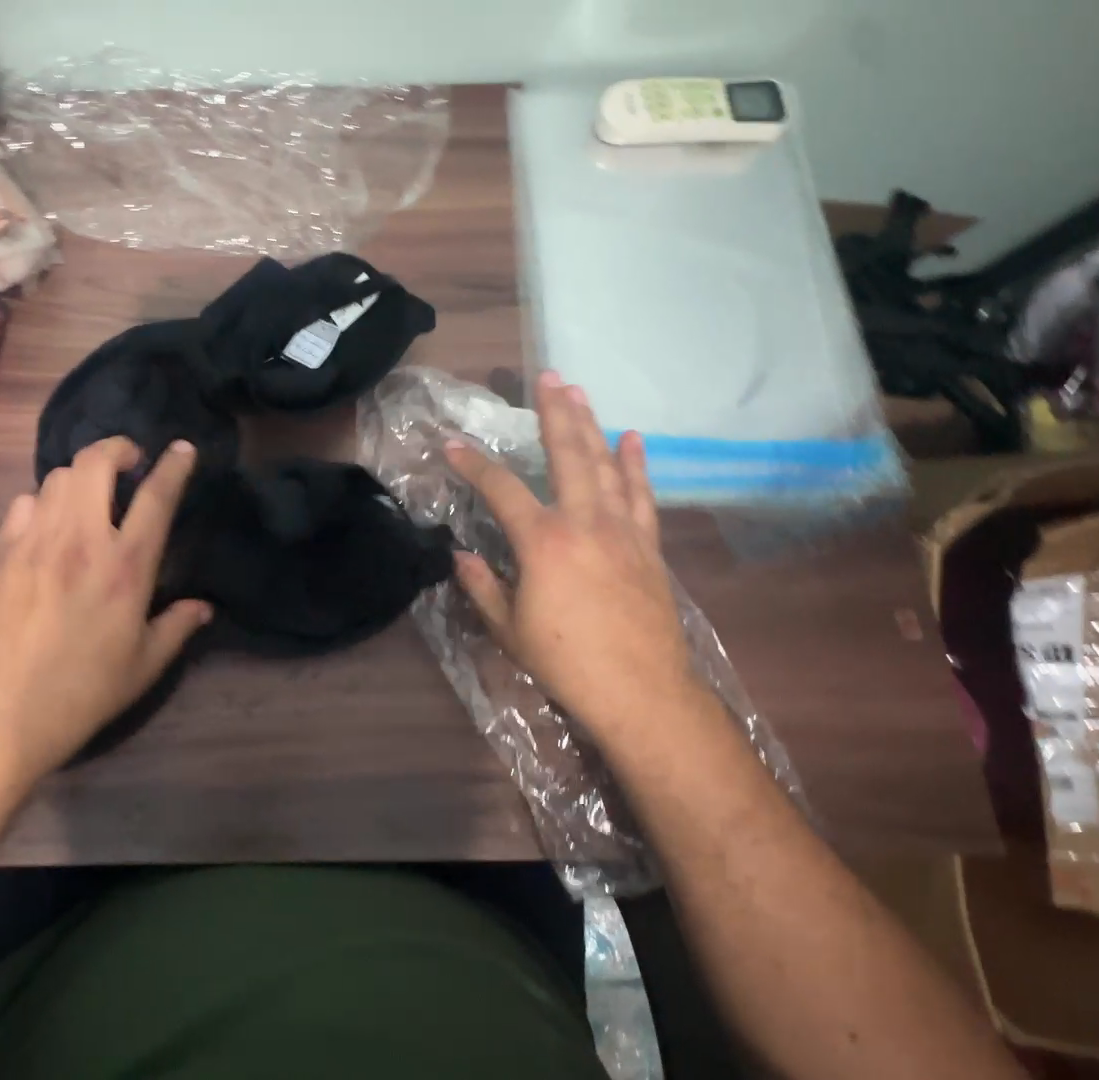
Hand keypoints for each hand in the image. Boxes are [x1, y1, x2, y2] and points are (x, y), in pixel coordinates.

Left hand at [0, 437, 211, 783]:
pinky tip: (50, 525)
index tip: (183, 449)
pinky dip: (42, 503)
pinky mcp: (4, 553)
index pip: (156, 497)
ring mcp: (37, 543)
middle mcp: (82, 542)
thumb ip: (178, 626)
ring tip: (90, 498)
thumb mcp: (147, 663)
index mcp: (126, 568)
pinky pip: (24, 503)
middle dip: (116, 449)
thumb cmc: (88, 689)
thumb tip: (204, 607)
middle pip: (95, 463)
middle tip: (128, 465)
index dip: (173, 466)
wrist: (12, 709)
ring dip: (81, 477)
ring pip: (58, 478)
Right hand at [444, 372, 700, 734]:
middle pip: (567, 455)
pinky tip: (632, 440)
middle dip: (554, 413)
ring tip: (580, 393)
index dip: (473, 464)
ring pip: (605, 465)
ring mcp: (622, 530)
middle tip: (547, 377)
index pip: (501, 489)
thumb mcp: (508, 628)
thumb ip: (482, 586)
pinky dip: (635, 465)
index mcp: (543, 541)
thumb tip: (464, 556)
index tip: (451, 445)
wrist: (641, 690)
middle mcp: (584, 522)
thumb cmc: (565, 662)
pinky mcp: (647, 545)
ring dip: (591, 426)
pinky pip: (640, 495)